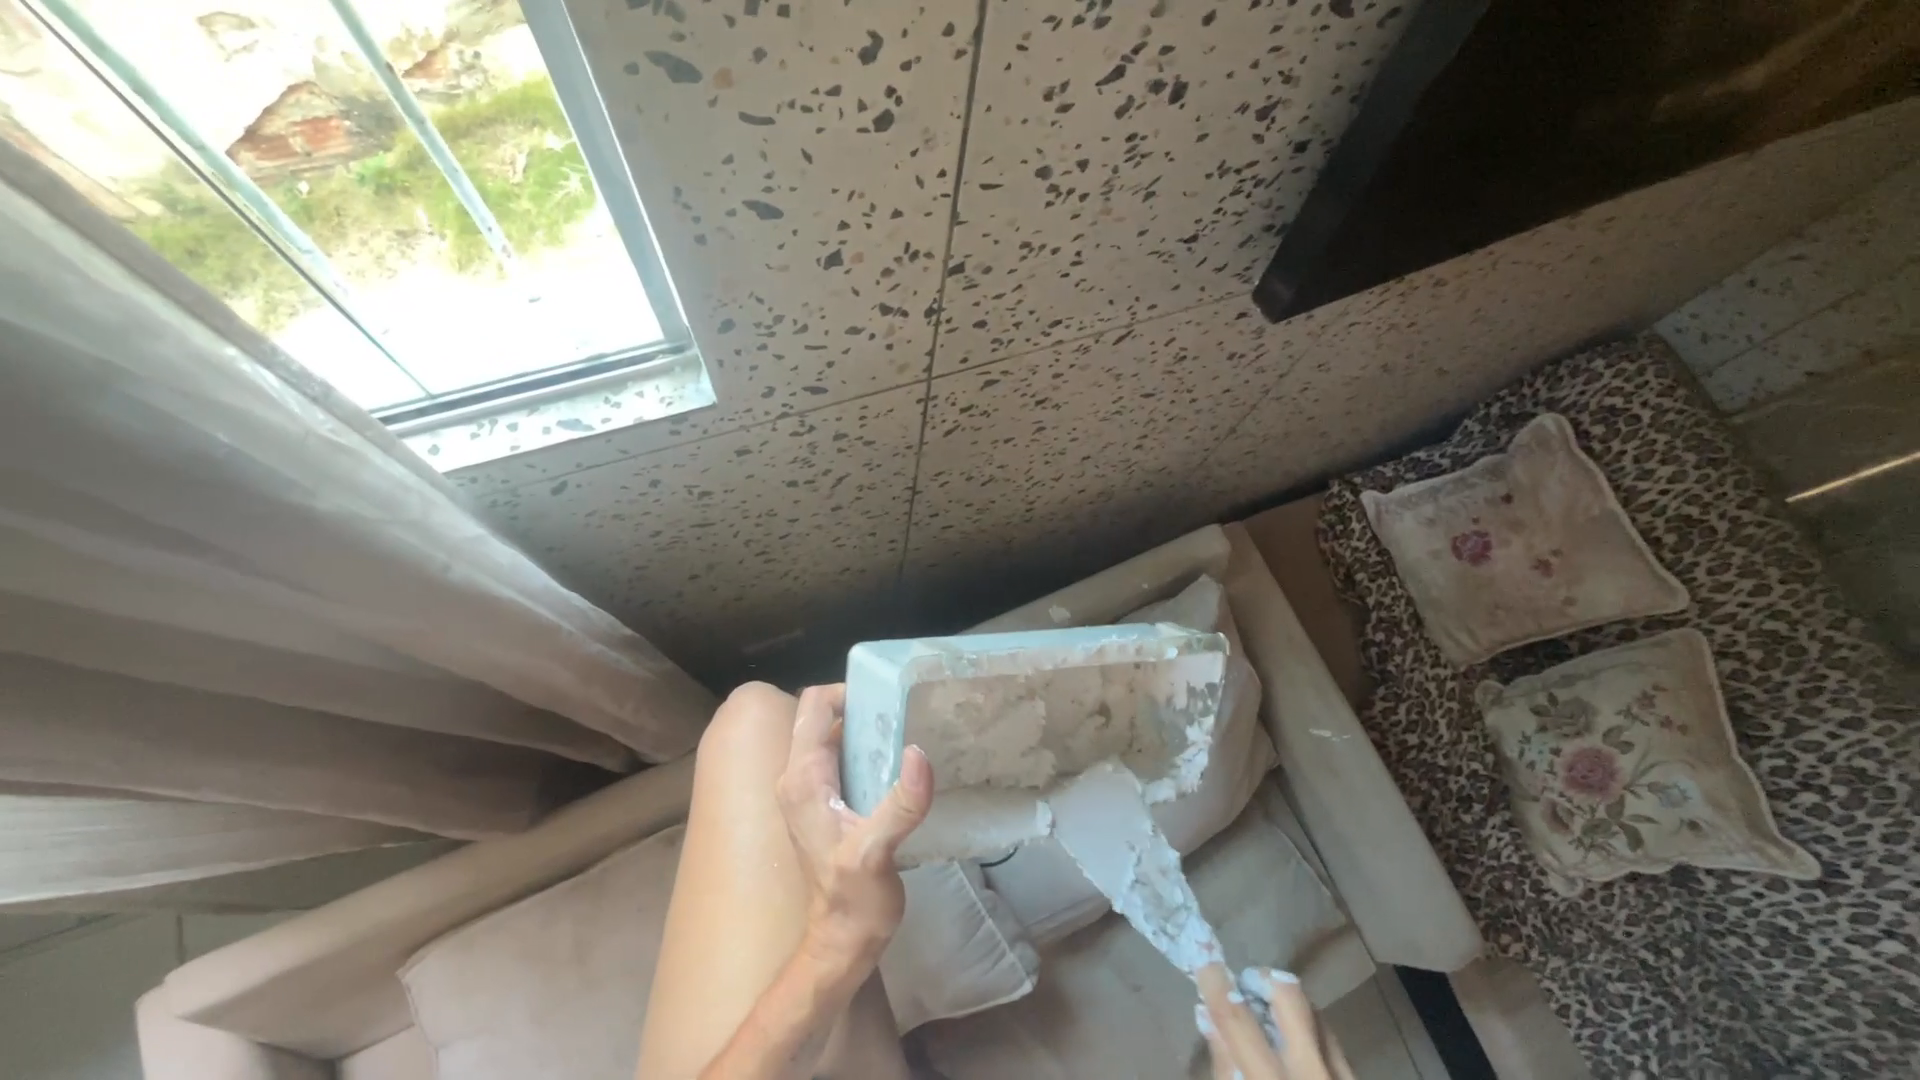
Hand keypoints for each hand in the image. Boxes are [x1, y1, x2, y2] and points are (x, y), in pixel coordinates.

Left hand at [775, 684, 933, 975]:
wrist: (841, 943)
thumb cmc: (854, 899)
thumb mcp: (877, 852)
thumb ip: (899, 804)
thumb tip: (919, 753)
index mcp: (802, 779)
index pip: (813, 707)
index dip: (846, 692)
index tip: (887, 698)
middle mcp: (798, 778)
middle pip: (821, 718)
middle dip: (859, 707)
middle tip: (903, 712)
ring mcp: (810, 792)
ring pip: (833, 738)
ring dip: (864, 729)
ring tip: (906, 731)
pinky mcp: (826, 806)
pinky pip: (843, 761)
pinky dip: (866, 752)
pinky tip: (898, 764)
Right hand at [1196, 964, 1355, 1079]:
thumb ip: (1223, 1064)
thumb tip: (1208, 1014)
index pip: (1237, 1020)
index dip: (1216, 984)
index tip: (1204, 960)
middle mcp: (1311, 1071)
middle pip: (1289, 996)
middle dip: (1263, 978)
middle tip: (1245, 985)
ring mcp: (1341, 1074)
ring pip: (1314, 1010)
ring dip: (1287, 1004)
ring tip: (1269, 1016)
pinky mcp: (1355, 1077)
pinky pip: (1331, 1037)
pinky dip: (1309, 1028)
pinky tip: (1296, 1042)